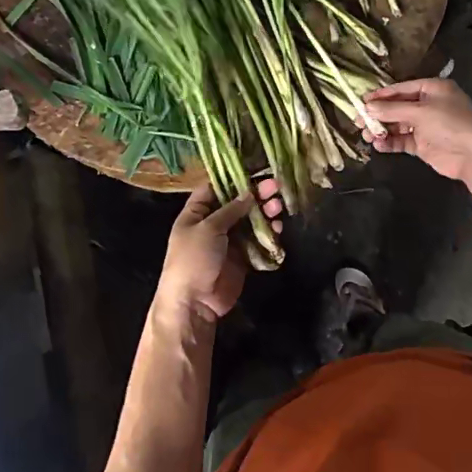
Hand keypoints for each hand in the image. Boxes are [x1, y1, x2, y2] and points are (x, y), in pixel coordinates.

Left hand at [154, 179, 284, 324]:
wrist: (194, 302)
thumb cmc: (194, 259)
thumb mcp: (208, 228)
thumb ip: (230, 210)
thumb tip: (248, 192)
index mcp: (196, 213)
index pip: (214, 188)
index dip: (233, 178)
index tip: (255, 169)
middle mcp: (212, 224)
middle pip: (237, 204)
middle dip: (255, 195)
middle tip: (275, 187)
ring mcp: (227, 242)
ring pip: (250, 222)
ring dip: (264, 213)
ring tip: (278, 207)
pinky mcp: (241, 258)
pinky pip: (257, 241)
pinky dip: (267, 234)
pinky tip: (277, 228)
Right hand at [362, 79, 471, 191]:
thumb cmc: (452, 124)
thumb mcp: (421, 111)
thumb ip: (392, 110)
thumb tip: (367, 108)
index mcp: (432, 89)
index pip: (400, 89)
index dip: (380, 96)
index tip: (360, 102)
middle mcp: (427, 105)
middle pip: (396, 107)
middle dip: (377, 115)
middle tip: (358, 122)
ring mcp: (425, 126)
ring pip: (396, 125)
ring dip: (381, 130)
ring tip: (367, 136)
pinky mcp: (422, 144)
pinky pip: (401, 140)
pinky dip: (389, 142)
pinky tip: (379, 145)